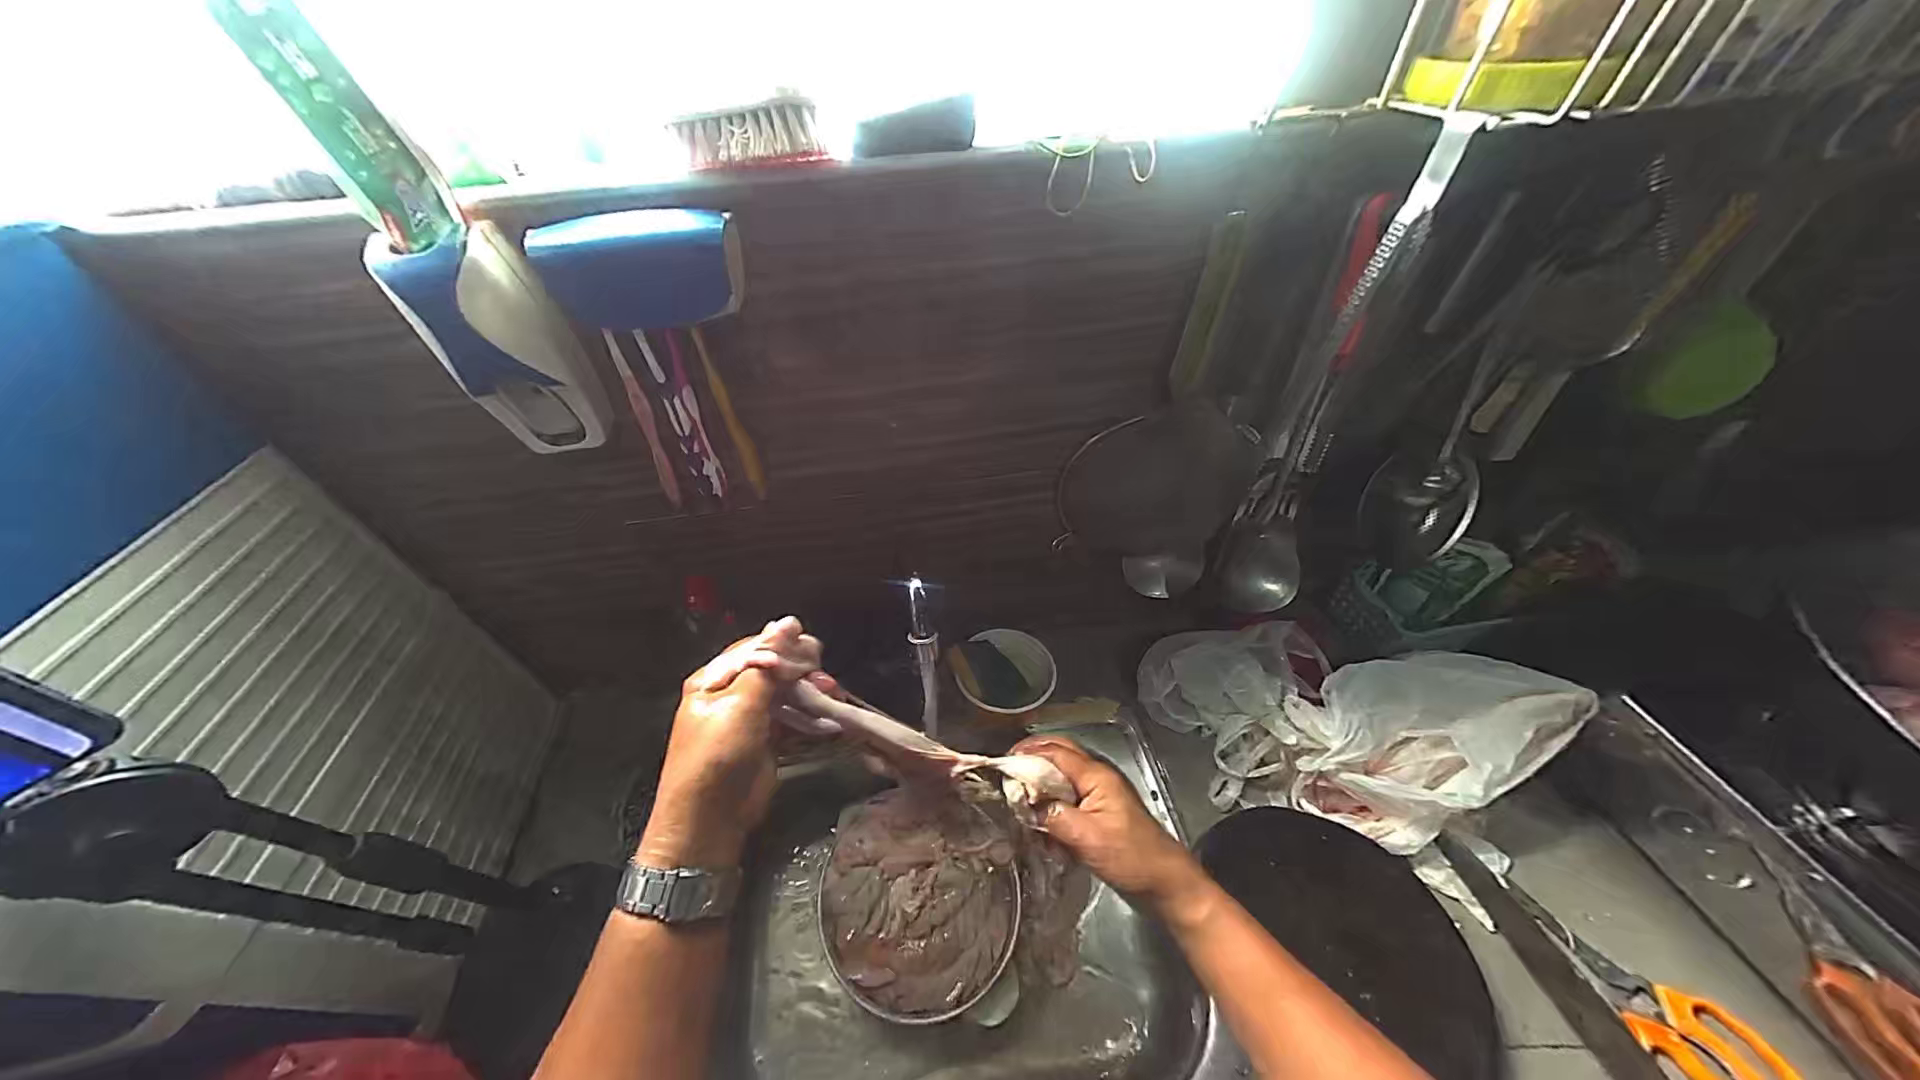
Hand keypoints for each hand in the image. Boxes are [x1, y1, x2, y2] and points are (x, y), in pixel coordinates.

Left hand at [638, 618, 822, 867]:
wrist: (708, 822)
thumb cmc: (717, 757)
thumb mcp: (741, 704)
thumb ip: (768, 664)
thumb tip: (788, 623)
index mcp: (715, 679)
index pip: (756, 648)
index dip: (785, 646)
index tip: (814, 650)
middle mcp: (731, 693)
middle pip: (774, 668)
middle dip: (802, 670)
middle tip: (824, 676)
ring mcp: (750, 718)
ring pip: (787, 693)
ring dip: (810, 693)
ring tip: (831, 695)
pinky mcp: (766, 740)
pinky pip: (792, 718)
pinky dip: (810, 718)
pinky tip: (828, 720)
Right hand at [1011, 735, 1210, 917]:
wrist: (1166, 883)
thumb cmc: (1131, 858)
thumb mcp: (1087, 838)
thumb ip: (1053, 816)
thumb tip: (1024, 803)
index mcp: (1096, 775)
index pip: (1055, 752)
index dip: (1027, 754)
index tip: (1001, 764)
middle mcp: (1097, 777)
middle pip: (1059, 754)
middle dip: (1032, 759)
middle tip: (1007, 773)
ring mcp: (1099, 793)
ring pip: (1062, 774)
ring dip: (1041, 780)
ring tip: (1019, 794)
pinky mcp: (1099, 811)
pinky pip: (1068, 795)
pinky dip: (1052, 800)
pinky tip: (1041, 819)